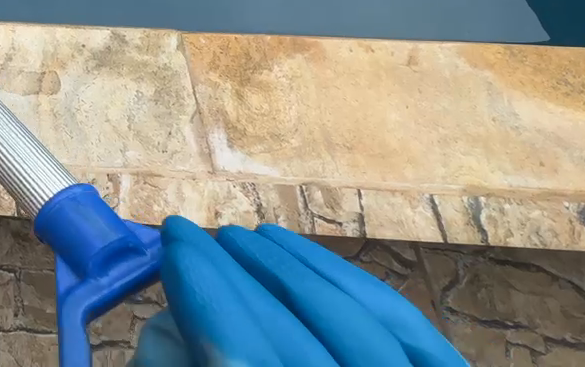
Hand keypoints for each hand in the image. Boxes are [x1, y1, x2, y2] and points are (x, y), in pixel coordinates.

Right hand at [133, 217, 466, 366]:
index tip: (171, 244)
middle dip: (235, 273)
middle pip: (301, 349)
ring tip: (237, 237)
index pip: (246, 365)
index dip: (209, 296)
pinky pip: (413, 341)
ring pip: (365, 334)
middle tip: (185, 232)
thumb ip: (174, 366)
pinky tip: (294, 252)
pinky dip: (354, 287)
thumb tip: (183, 312)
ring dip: (290, 269)